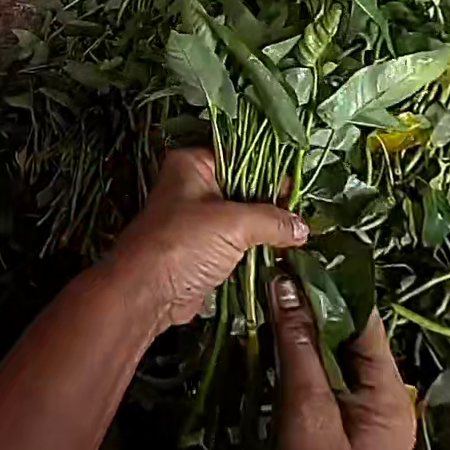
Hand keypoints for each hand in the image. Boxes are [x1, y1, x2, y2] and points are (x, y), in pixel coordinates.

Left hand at [100, 149, 308, 329]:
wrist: (146, 292)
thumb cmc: (183, 243)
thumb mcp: (233, 224)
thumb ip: (271, 220)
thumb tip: (302, 227)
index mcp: (193, 163)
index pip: (240, 156)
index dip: (269, 172)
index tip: (296, 191)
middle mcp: (193, 184)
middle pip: (241, 186)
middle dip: (269, 203)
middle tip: (300, 215)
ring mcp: (196, 216)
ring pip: (239, 216)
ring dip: (263, 229)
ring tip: (296, 235)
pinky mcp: (200, 247)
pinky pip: (234, 241)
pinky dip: (252, 247)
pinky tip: (278, 253)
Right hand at [271, 276, 417, 449]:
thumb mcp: (309, 411)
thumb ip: (297, 345)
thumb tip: (284, 283)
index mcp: (387, 388)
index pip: (362, 315)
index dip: (329, 282)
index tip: (293, 255)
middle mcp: (381, 392)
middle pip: (346, 329)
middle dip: (309, 301)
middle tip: (273, 270)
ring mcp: (362, 408)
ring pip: (331, 350)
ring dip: (301, 325)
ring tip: (269, 292)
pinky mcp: (341, 421)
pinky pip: (322, 372)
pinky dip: (299, 351)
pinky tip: (273, 335)